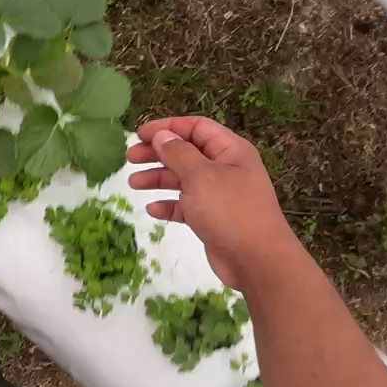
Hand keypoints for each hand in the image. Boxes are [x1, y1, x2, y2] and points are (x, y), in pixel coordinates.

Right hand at [126, 117, 302, 290]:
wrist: (256, 259)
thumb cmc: (230, 210)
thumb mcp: (201, 176)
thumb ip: (178, 153)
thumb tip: (162, 135)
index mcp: (230, 151)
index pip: (196, 128)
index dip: (168, 127)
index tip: (139, 134)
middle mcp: (225, 169)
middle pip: (186, 153)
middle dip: (158, 153)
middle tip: (130, 158)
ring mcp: (219, 194)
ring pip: (183, 179)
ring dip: (158, 179)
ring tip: (133, 183)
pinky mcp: (212, 218)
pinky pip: (185, 205)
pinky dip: (169, 205)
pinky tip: (152, 209)